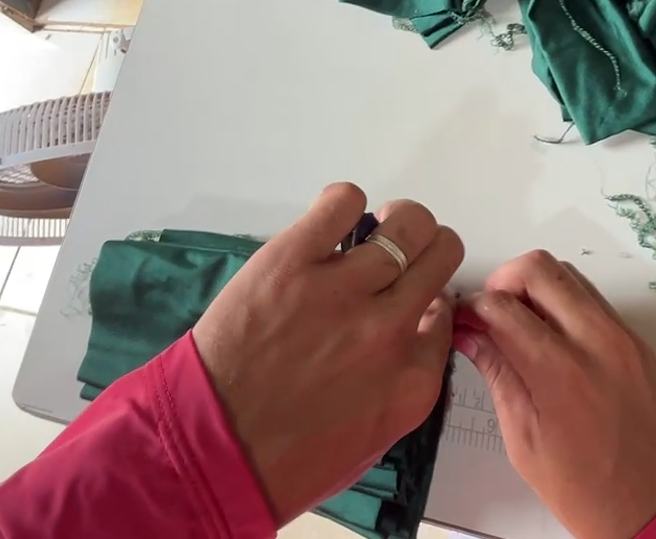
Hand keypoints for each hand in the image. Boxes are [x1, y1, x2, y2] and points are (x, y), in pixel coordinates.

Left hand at [192, 183, 463, 523]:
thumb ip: (406, 375)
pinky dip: (346, 204)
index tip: (407, 297)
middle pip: (440, 252)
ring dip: (394, 222)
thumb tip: (419, 322)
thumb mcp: (373, 432)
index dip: (429, 296)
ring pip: (406, 222)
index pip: (447, 309)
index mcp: (412, 378)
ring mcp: (343, 289)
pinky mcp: (295, 258)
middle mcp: (390, 328)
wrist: (209, 448)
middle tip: (397, 254)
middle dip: (427, 247)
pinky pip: (344, 201)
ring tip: (369, 233)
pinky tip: (332, 224)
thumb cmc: (289, 454)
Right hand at [457, 251, 655, 538]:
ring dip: (534, 285)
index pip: (501, 306)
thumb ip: (499, 375)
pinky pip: (590, 295)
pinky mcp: (634, 337)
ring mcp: (620, 334)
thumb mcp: (525, 442)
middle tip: (489, 311)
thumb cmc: (588, 490)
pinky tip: (549, 332)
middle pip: (537, 267)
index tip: (462, 320)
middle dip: (502, 280)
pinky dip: (562, 299)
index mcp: (558, 373)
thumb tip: (471, 333)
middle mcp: (593, 340)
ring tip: (519, 321)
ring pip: (566, 272)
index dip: (472, 306)